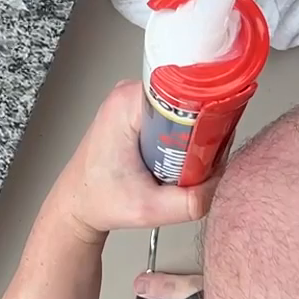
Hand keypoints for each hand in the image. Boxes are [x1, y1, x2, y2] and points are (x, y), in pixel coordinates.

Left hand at [47, 81, 213, 242]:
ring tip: (181, 164)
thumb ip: (192, 201)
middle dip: (201, 131)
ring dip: (191, 136)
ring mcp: (133, 99)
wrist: (77, 204)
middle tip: (195, 162)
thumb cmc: (100, 200)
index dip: (207, 113)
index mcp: (128, 103)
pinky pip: (172, 114)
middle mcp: (129, 93)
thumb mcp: (150, 209)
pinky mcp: (137, 110)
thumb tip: (221, 181)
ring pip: (182, 108)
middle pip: (187, 97)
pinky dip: (180, 137)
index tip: (212, 140)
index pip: (185, 89)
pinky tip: (175, 159)